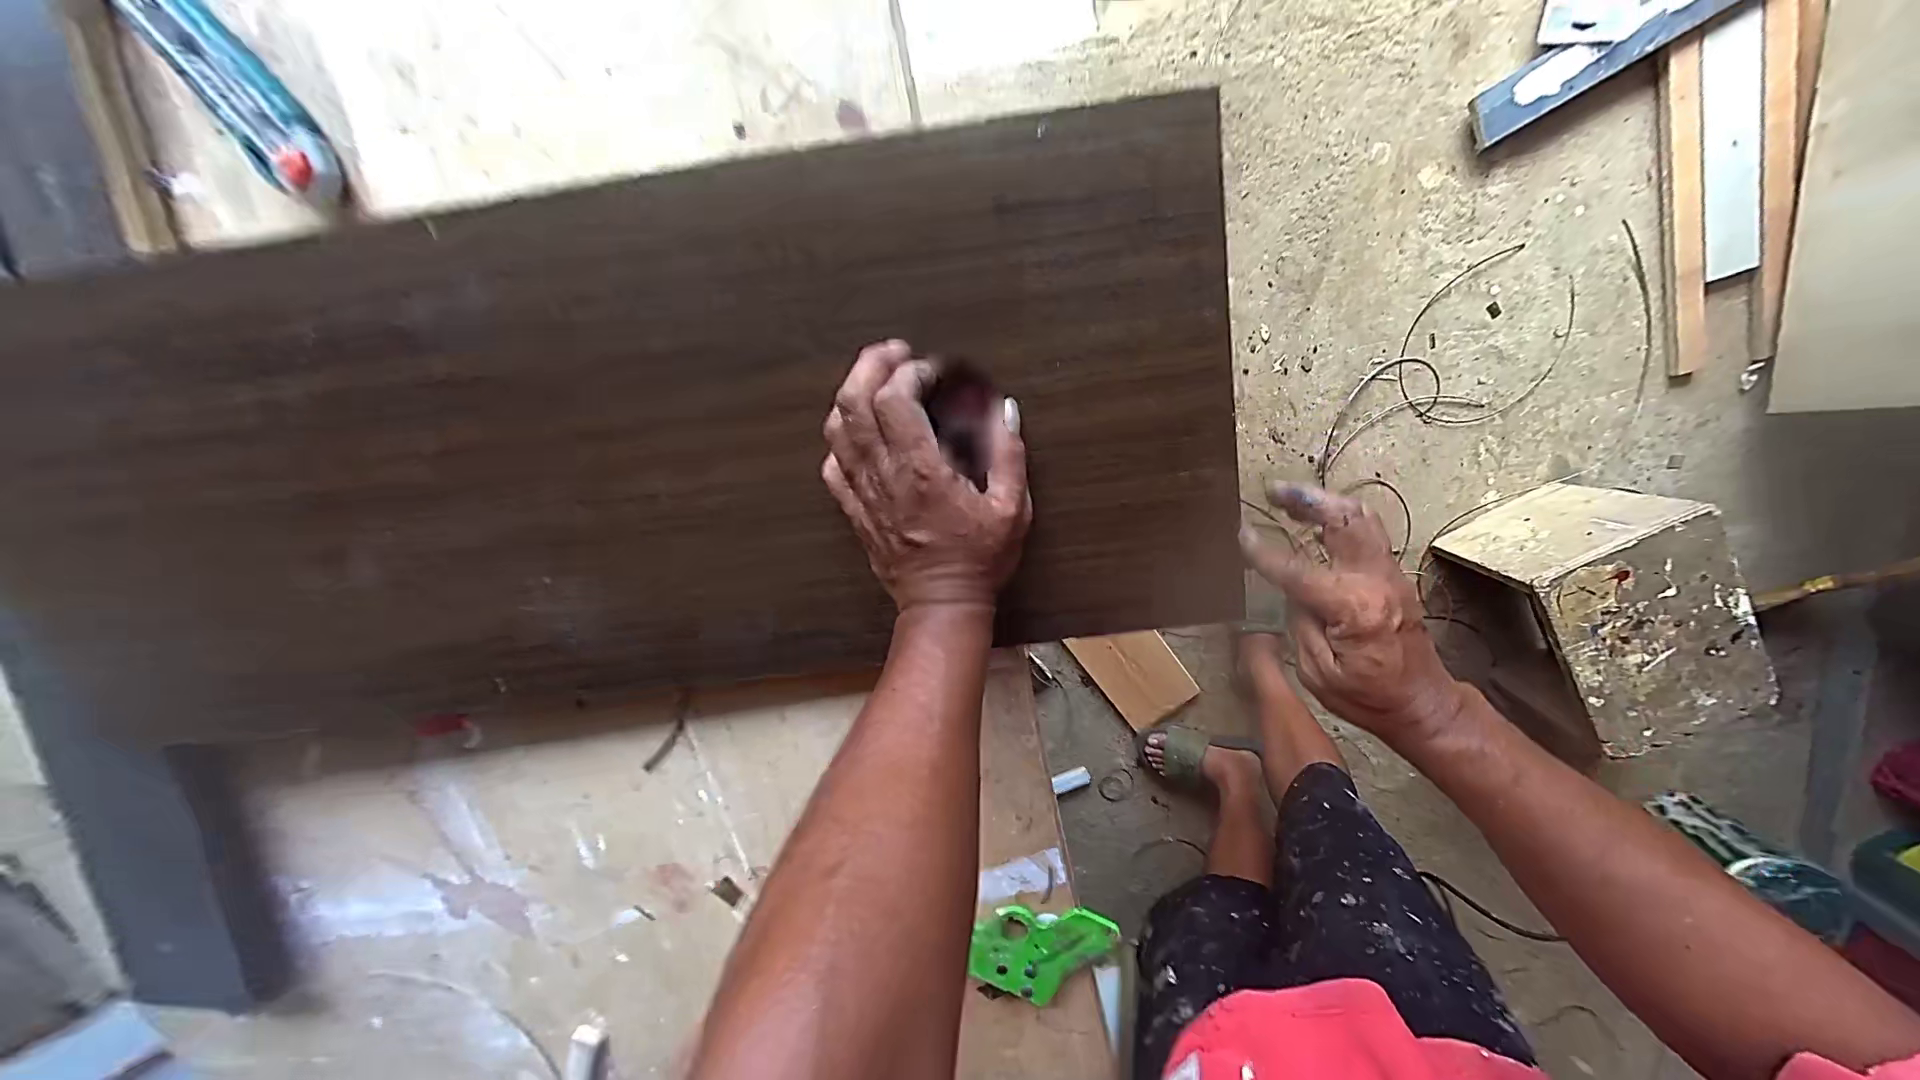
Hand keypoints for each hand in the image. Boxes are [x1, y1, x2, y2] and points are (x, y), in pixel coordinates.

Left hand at [822, 340, 1030, 612]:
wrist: (942, 604)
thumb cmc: (979, 561)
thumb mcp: (1012, 508)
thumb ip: (1009, 454)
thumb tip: (1006, 410)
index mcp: (922, 471)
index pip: (896, 399)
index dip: (910, 371)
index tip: (932, 370)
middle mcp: (885, 476)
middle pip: (854, 402)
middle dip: (871, 365)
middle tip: (893, 353)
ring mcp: (864, 494)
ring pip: (836, 429)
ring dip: (851, 394)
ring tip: (874, 380)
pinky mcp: (855, 510)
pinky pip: (831, 466)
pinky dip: (839, 439)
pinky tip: (858, 432)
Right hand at [1240, 482, 1464, 747]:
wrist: (1423, 703)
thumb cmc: (1370, 697)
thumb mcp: (1318, 672)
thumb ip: (1299, 623)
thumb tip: (1289, 591)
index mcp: (1353, 607)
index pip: (1296, 569)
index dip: (1263, 551)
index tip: (1239, 534)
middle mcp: (1376, 581)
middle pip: (1344, 520)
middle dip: (1306, 499)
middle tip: (1274, 490)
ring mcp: (1390, 575)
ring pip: (1361, 518)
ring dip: (1325, 502)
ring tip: (1292, 498)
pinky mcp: (1393, 577)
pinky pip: (1368, 532)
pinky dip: (1339, 517)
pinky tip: (1316, 521)